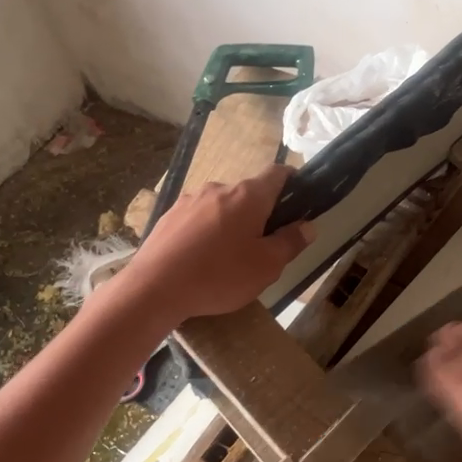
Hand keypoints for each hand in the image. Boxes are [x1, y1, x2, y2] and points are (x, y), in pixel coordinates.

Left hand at [122, 165, 314, 322]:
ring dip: (230, 224)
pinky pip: (197, 219)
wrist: (154, 288)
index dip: (291, 182)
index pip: (277, 174)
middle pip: (248, 194)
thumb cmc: (219, 275)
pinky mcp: (168, 217)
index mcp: (248, 196)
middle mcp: (218, 188)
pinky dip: (205, 233)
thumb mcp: (266, 266)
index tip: (298, 199)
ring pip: (220, 207)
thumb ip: (290, 243)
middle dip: (259, 213)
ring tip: (227, 258)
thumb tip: (307, 226)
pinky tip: (200, 260)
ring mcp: (189, 201)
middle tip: (262, 246)